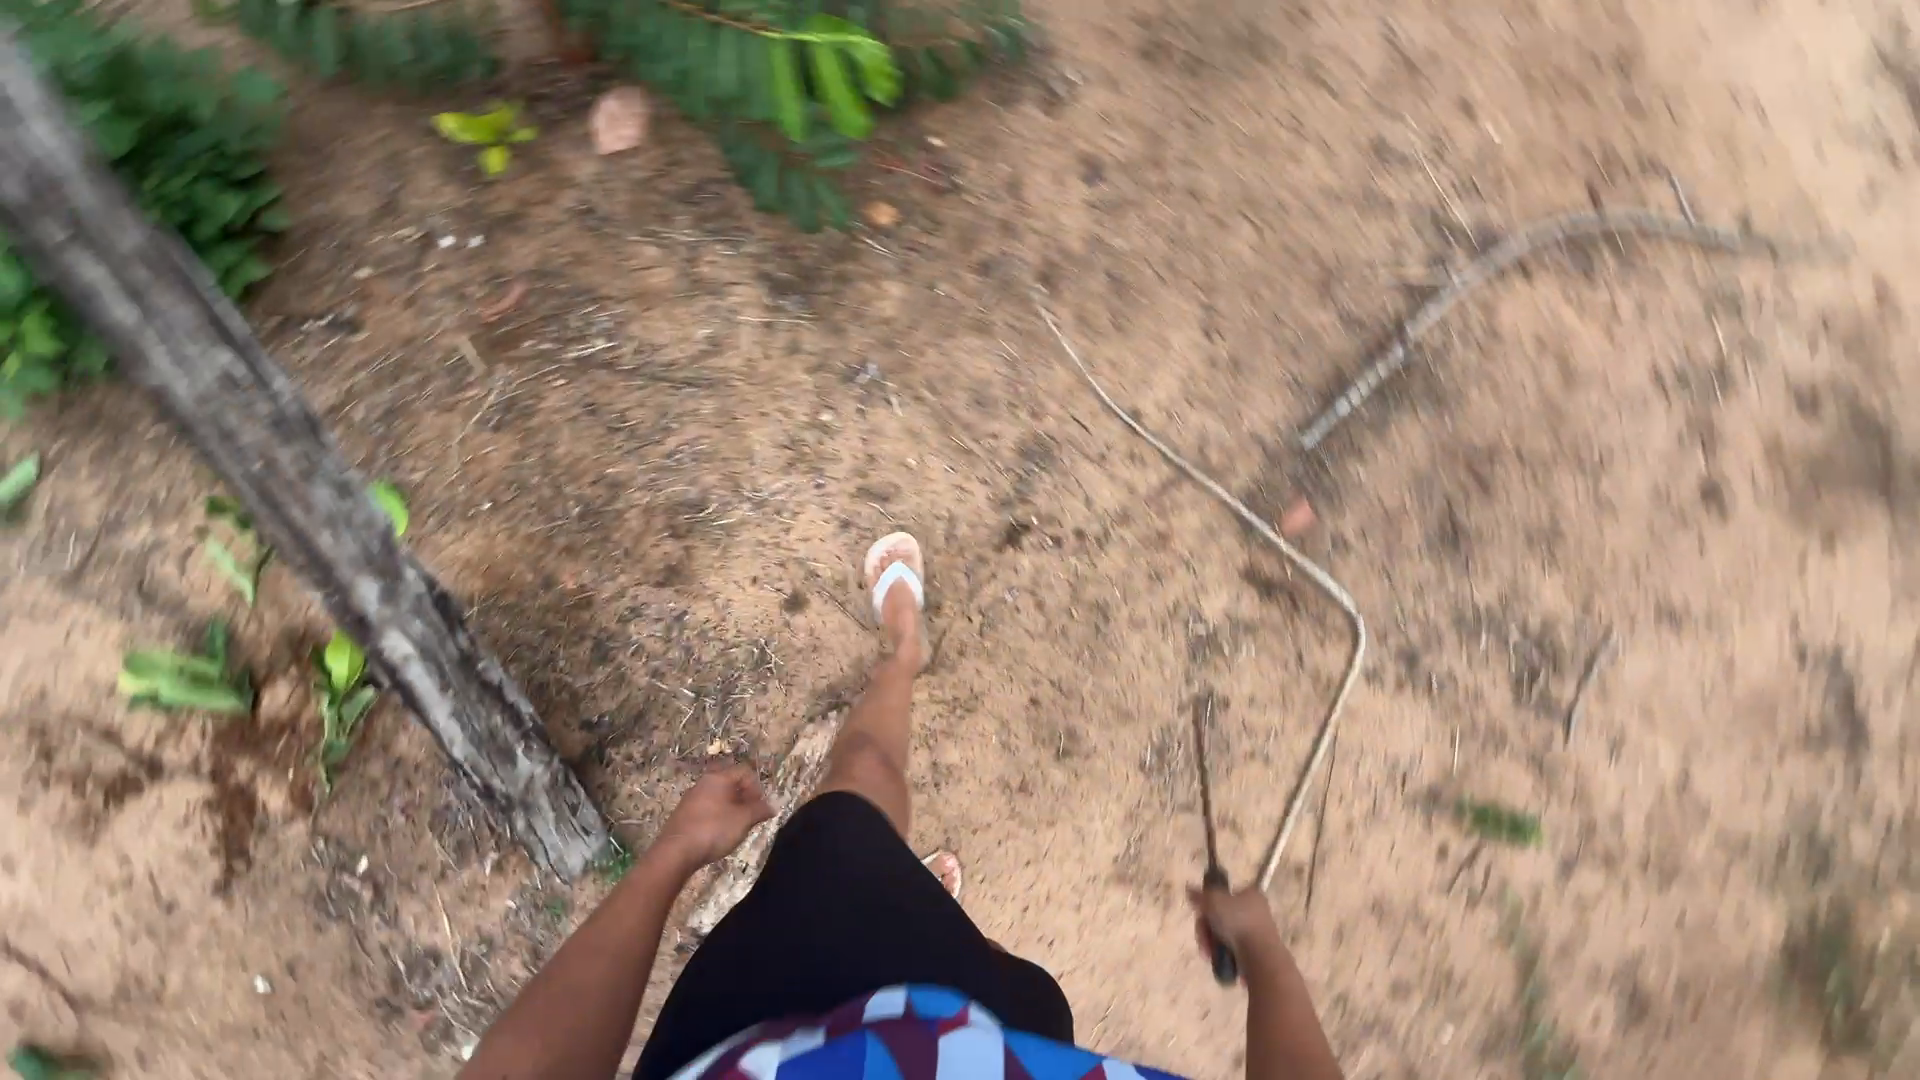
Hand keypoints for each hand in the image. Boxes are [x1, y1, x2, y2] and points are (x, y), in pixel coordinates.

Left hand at [655, 766, 774, 868]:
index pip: (744, 771)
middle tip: (749, 816)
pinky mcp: (682, 816)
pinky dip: (716, 817)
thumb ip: (759, 810)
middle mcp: (703, 783)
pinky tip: (717, 834)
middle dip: (743, 798)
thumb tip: (771, 807)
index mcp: (718, 778)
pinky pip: (706, 809)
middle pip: (730, 783)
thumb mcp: (743, 820)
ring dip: (730, 808)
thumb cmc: (713, 830)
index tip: (759, 807)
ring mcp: (690, 799)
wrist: (675, 853)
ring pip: (717, 797)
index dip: (757, 787)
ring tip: (735, 827)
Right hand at [1188, 884, 1283, 968]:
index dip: (1210, 901)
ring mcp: (1257, 934)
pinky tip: (1216, 960)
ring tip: (1208, 952)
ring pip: (1225, 934)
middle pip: (1222, 915)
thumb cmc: (1238, 922)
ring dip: (1211, 942)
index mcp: (1250, 894)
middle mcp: (1256, 911)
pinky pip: (1233, 950)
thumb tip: (1190, 888)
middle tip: (1202, 936)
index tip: (1201, 912)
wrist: (1261, 959)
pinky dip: (1223, 955)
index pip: (1226, 893)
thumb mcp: (1213, 901)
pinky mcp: (1256, 954)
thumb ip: (1200, 895)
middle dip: (1207, 928)